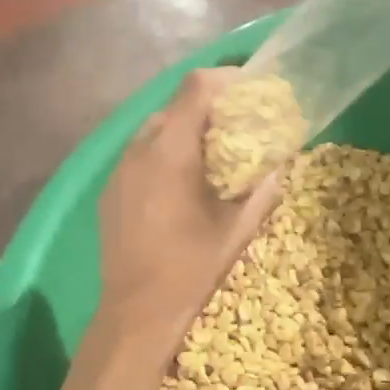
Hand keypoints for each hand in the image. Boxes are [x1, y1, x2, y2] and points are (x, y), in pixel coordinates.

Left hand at [97, 68, 284, 345]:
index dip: (227, 78)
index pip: (196, 87)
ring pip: (154, 131)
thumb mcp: (237, 228)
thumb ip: (262, 188)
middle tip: (237, 128)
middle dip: (208, 108)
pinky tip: (179, 186)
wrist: (136, 311)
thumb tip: (280, 163)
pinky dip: (163, 156)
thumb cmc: (190, 268)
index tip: (252, 90)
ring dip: (184, 133)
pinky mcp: (109, 191)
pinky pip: (139, 157)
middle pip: (175, 106)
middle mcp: (138, 150)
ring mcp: (118, 171)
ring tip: (210, 158)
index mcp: (171, 152)